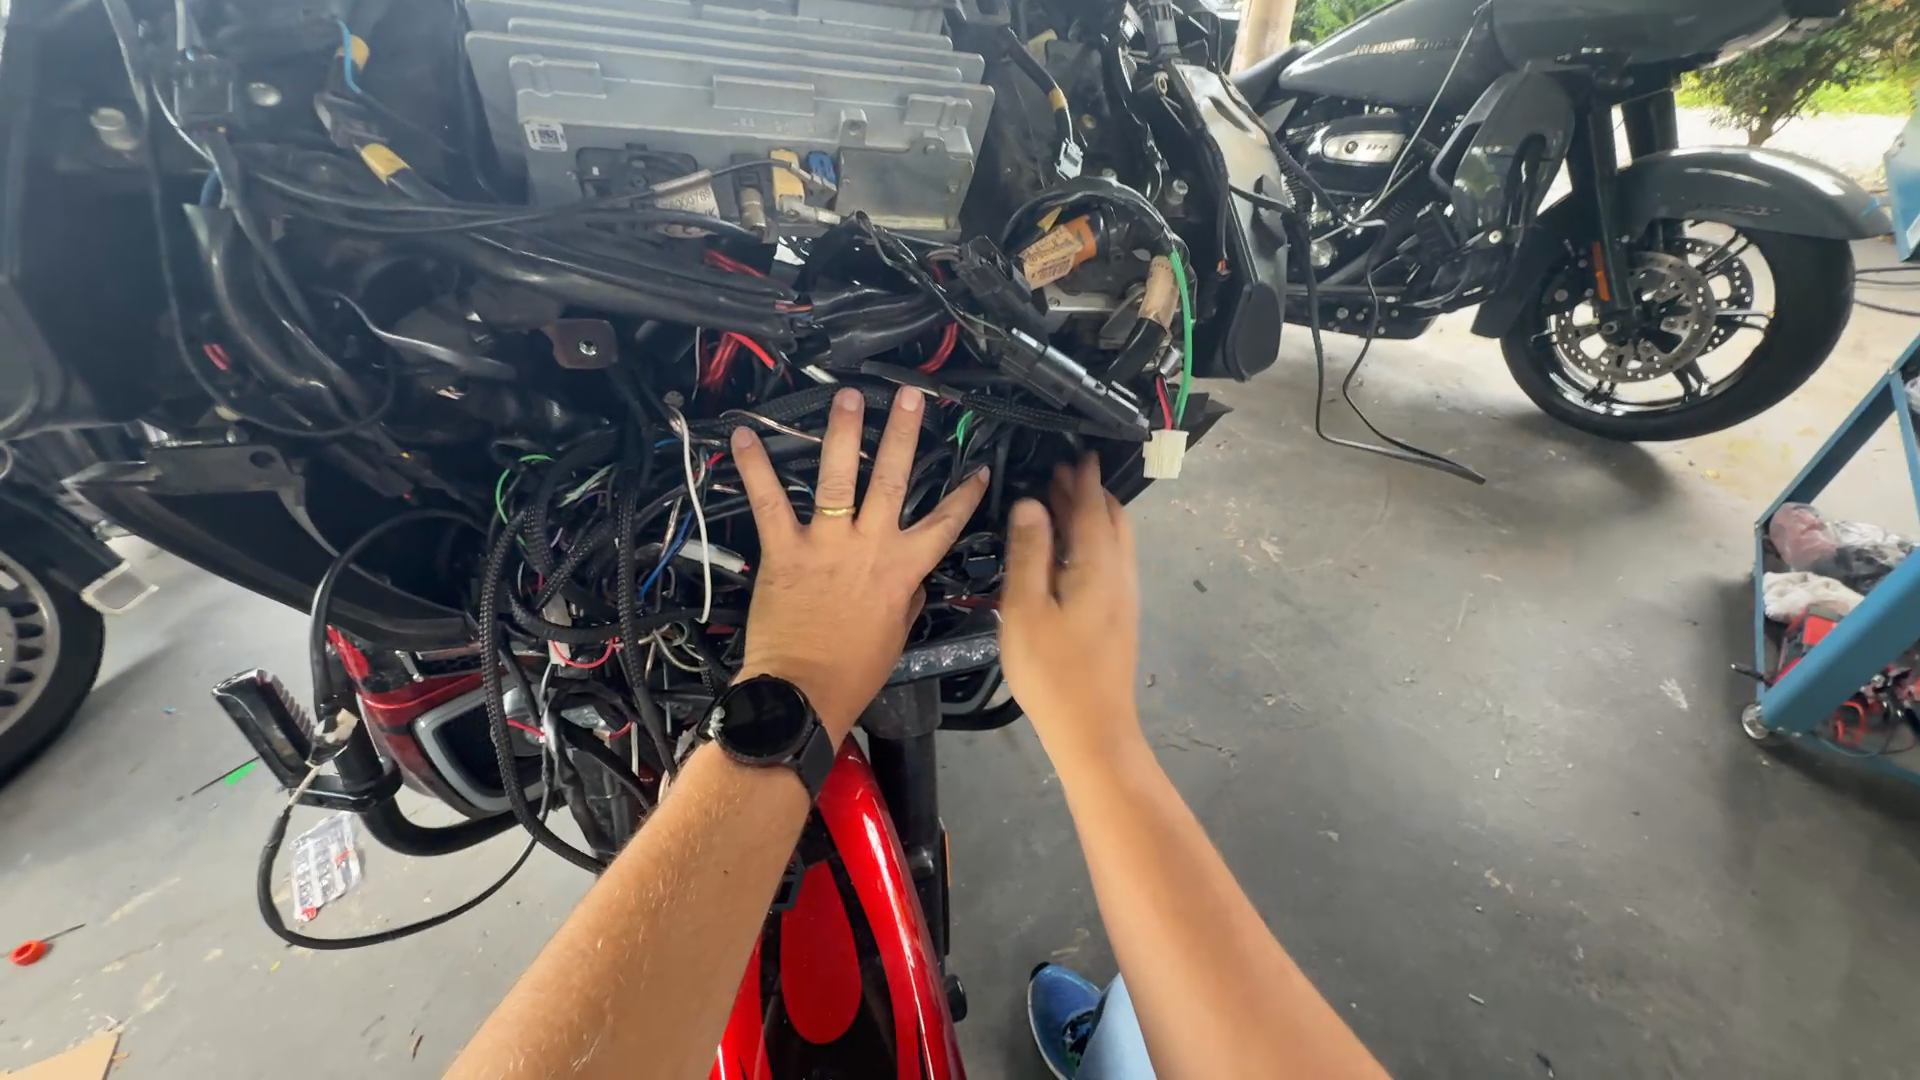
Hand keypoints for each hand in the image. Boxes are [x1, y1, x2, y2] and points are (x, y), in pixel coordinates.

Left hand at [731, 386, 988, 740]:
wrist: (803, 692)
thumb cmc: (854, 671)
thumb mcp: (897, 634)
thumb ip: (908, 598)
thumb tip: (911, 581)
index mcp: (903, 568)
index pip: (945, 522)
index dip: (965, 495)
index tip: (977, 469)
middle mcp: (869, 545)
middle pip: (892, 479)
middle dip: (903, 432)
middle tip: (909, 397)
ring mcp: (827, 543)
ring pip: (838, 477)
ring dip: (844, 433)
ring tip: (848, 397)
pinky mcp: (786, 549)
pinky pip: (770, 502)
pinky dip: (756, 469)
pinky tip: (744, 437)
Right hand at [999, 454, 1142, 765]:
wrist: (1092, 730)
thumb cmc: (1053, 671)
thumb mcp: (1027, 609)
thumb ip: (1029, 552)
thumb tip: (1033, 505)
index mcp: (1099, 566)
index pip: (1094, 508)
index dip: (1083, 479)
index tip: (1074, 453)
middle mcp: (1120, 575)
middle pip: (1113, 521)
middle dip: (1089, 494)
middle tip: (1059, 477)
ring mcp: (1123, 598)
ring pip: (1113, 542)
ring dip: (1090, 518)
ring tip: (1058, 507)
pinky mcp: (1118, 617)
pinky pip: (1109, 562)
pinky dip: (1090, 542)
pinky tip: (1064, 554)